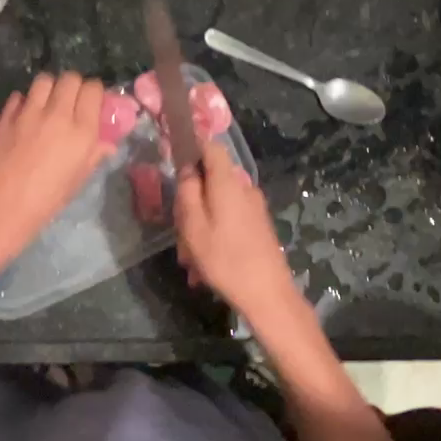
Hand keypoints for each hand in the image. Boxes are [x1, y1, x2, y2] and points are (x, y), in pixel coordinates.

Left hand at [0, 71, 112, 253]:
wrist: (2, 206)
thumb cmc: (47, 199)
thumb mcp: (78, 180)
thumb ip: (94, 155)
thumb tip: (106, 144)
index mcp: (82, 130)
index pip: (93, 89)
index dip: (94, 92)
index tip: (92, 103)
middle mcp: (57, 114)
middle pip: (70, 78)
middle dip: (73, 86)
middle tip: (71, 102)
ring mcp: (28, 112)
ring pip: (44, 80)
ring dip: (50, 88)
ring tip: (48, 104)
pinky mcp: (6, 116)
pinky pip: (19, 96)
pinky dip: (25, 101)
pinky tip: (25, 116)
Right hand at [175, 140, 296, 315]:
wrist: (267, 293)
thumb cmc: (224, 259)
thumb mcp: (194, 226)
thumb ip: (187, 192)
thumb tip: (188, 167)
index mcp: (227, 182)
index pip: (211, 147)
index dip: (191, 149)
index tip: (174, 164)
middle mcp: (244, 188)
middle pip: (210, 182)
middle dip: (191, 205)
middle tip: (181, 236)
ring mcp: (254, 208)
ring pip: (217, 206)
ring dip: (200, 229)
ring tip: (191, 262)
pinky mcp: (258, 226)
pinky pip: (228, 222)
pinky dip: (214, 238)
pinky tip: (205, 268)